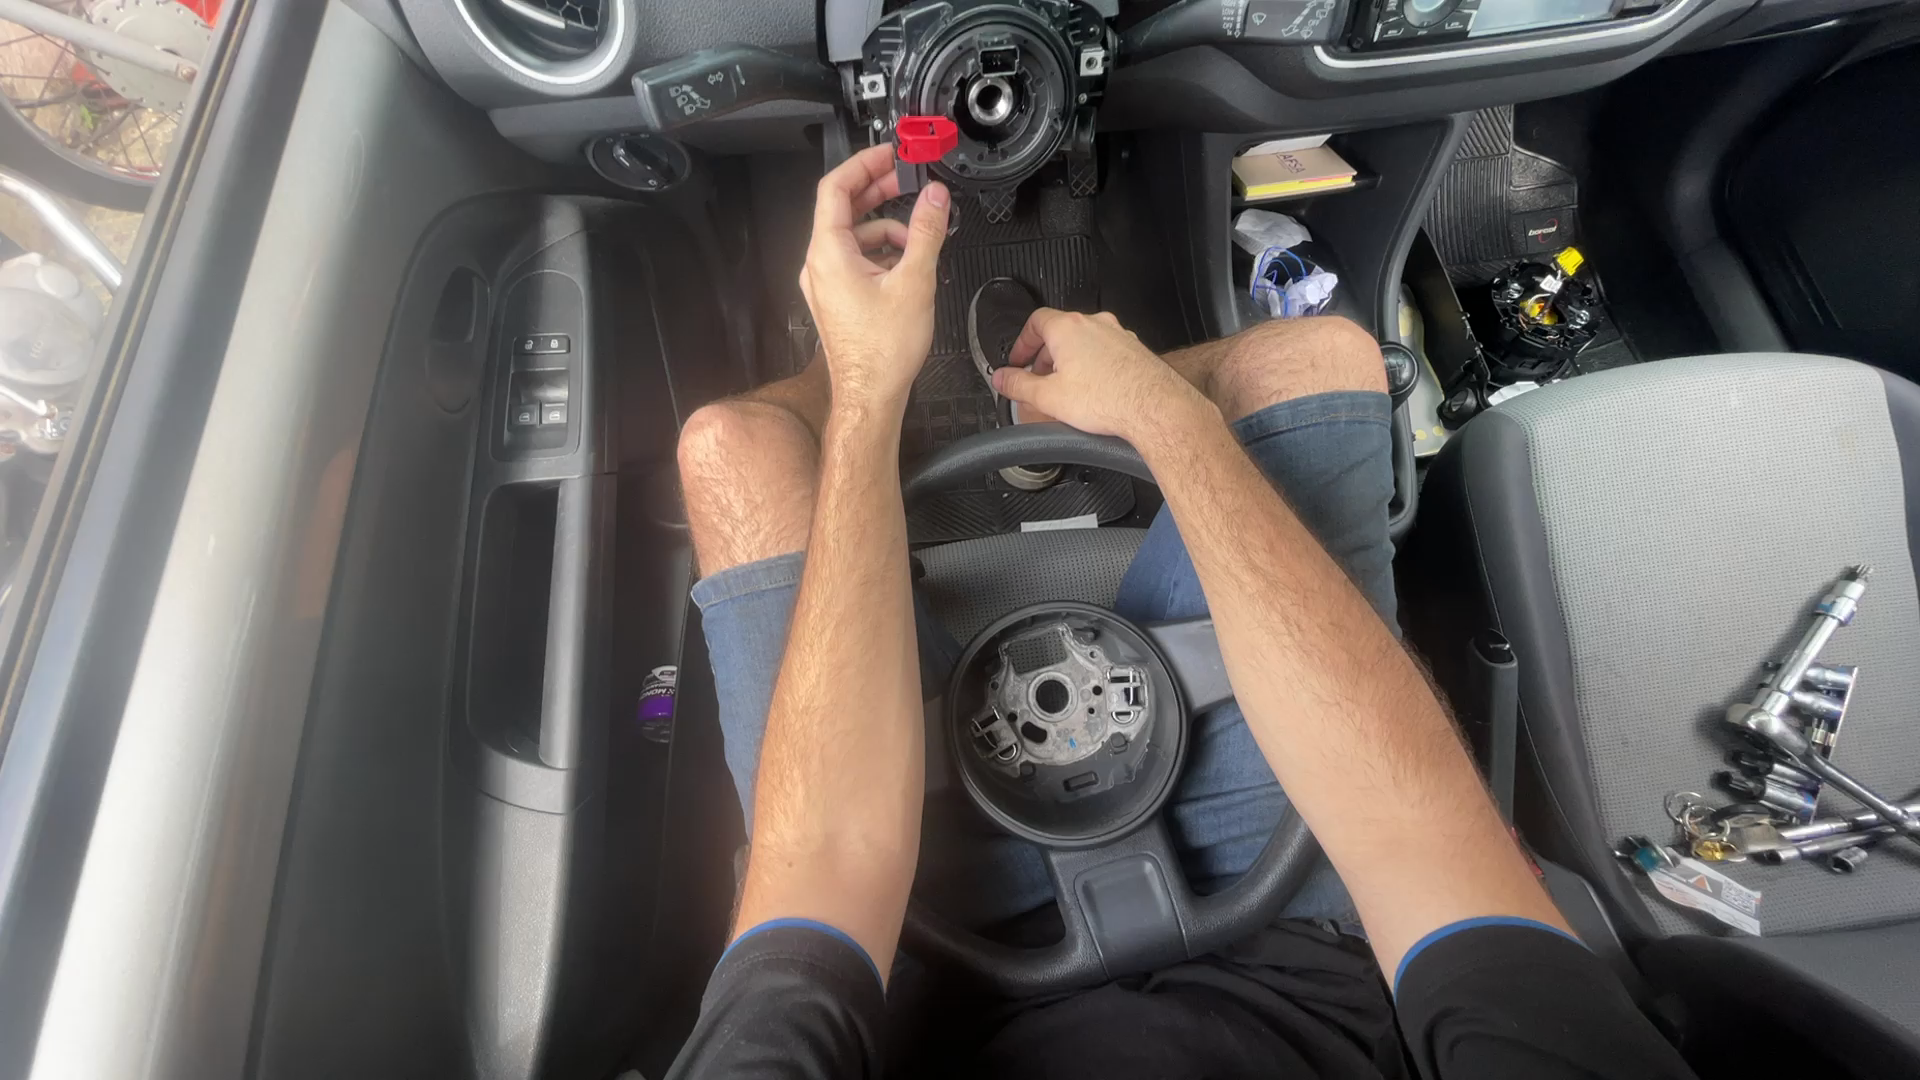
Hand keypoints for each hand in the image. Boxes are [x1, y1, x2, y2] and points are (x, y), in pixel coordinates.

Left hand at [799, 144, 950, 414]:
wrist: (871, 396)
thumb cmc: (882, 353)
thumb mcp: (914, 282)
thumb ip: (925, 232)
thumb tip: (934, 196)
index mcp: (828, 254)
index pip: (836, 187)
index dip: (863, 163)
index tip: (889, 154)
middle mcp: (819, 267)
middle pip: (844, 210)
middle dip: (877, 191)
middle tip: (906, 179)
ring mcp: (825, 286)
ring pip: (853, 239)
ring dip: (884, 228)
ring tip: (917, 234)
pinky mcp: (836, 302)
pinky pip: (855, 263)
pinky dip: (879, 254)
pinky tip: (905, 263)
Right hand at [991, 308, 1211, 439]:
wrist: (1154, 407)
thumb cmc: (1107, 398)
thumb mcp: (1048, 397)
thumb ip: (1018, 385)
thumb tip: (1001, 378)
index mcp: (1068, 328)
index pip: (1035, 321)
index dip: (1022, 343)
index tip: (1017, 361)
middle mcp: (1094, 324)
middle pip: (1060, 332)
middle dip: (1045, 356)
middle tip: (1038, 380)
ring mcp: (1118, 335)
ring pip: (1084, 343)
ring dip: (1070, 362)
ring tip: (1065, 389)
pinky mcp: (1134, 351)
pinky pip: (1105, 353)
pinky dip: (1093, 367)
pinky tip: (1093, 392)